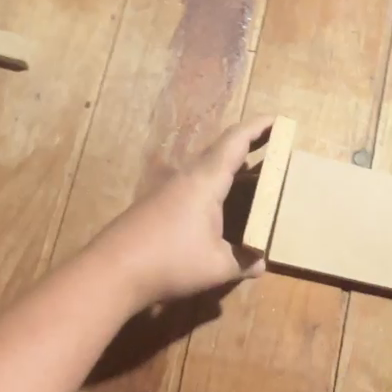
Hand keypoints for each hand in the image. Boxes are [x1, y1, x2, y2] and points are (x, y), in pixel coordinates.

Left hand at [83, 116, 273, 309]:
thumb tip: (260, 264)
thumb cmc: (170, 260)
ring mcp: (169, 190)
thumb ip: (243, 262)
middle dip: (249, 146)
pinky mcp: (157, 206)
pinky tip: (222, 209)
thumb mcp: (217, 266)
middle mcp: (188, 177)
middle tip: (274, 148)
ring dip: (231, 169)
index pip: (236, 141)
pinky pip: (195, 187)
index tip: (279, 120)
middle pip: (221, 151)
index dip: (258, 128)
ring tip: (255, 180)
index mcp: (206, 180)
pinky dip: (216, 188)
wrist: (112, 271)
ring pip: (207, 170)